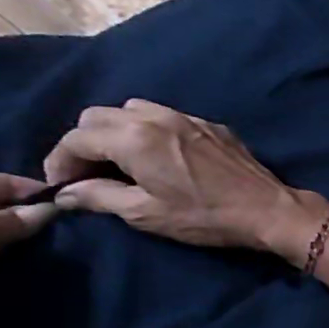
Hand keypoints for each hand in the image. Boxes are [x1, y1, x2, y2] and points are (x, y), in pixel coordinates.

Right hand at [43, 100, 328, 263]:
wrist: (269, 210)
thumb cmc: (206, 216)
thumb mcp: (145, 213)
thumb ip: (99, 197)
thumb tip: (65, 194)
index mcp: (135, 137)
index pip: (76, 138)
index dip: (59, 162)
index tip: (62, 186)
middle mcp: (158, 117)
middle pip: (99, 117)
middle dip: (85, 143)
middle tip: (89, 175)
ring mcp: (189, 118)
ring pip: (133, 110)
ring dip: (117, 132)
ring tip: (122, 164)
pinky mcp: (213, 126)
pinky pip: (167, 117)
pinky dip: (150, 131)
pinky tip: (159, 157)